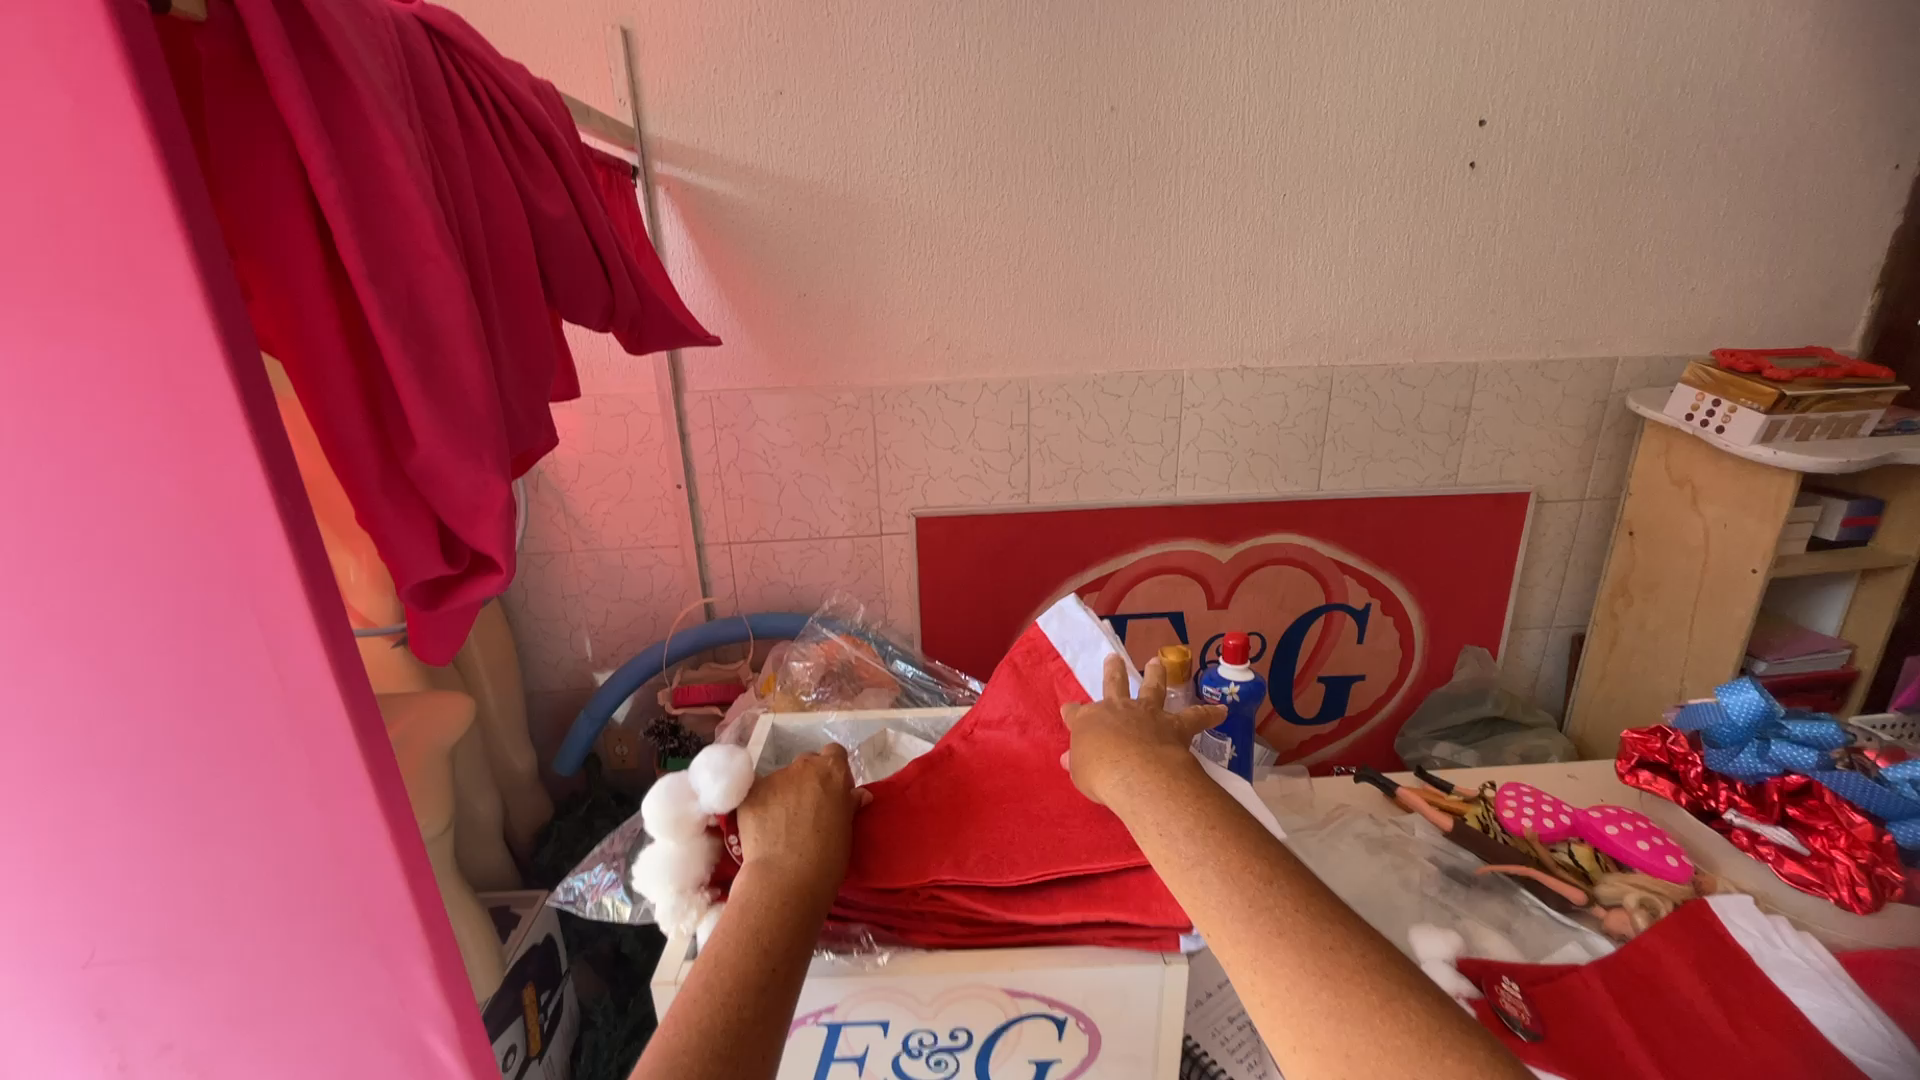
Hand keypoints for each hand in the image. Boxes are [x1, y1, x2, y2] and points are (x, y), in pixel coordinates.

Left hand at [734, 744, 871, 908]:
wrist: (786, 879)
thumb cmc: (828, 857)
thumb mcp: (847, 829)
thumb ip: (850, 805)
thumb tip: (859, 795)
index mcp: (833, 771)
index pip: (834, 753)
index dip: (833, 771)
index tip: (833, 792)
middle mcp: (803, 767)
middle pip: (806, 763)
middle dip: (808, 780)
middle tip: (808, 810)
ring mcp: (774, 778)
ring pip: (780, 780)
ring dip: (784, 794)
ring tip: (782, 825)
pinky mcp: (749, 793)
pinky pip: (758, 793)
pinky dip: (761, 805)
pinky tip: (763, 829)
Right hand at [1061, 653, 1226, 805]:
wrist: (1134, 772)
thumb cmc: (1099, 774)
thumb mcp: (1080, 772)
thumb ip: (1077, 762)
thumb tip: (1068, 759)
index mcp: (1089, 721)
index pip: (1077, 713)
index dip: (1073, 712)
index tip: (1070, 710)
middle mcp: (1117, 710)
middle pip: (1114, 685)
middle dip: (1113, 672)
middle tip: (1114, 658)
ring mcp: (1147, 714)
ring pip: (1152, 688)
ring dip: (1155, 675)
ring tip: (1157, 662)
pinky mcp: (1174, 726)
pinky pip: (1195, 717)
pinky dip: (1209, 714)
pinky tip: (1222, 710)